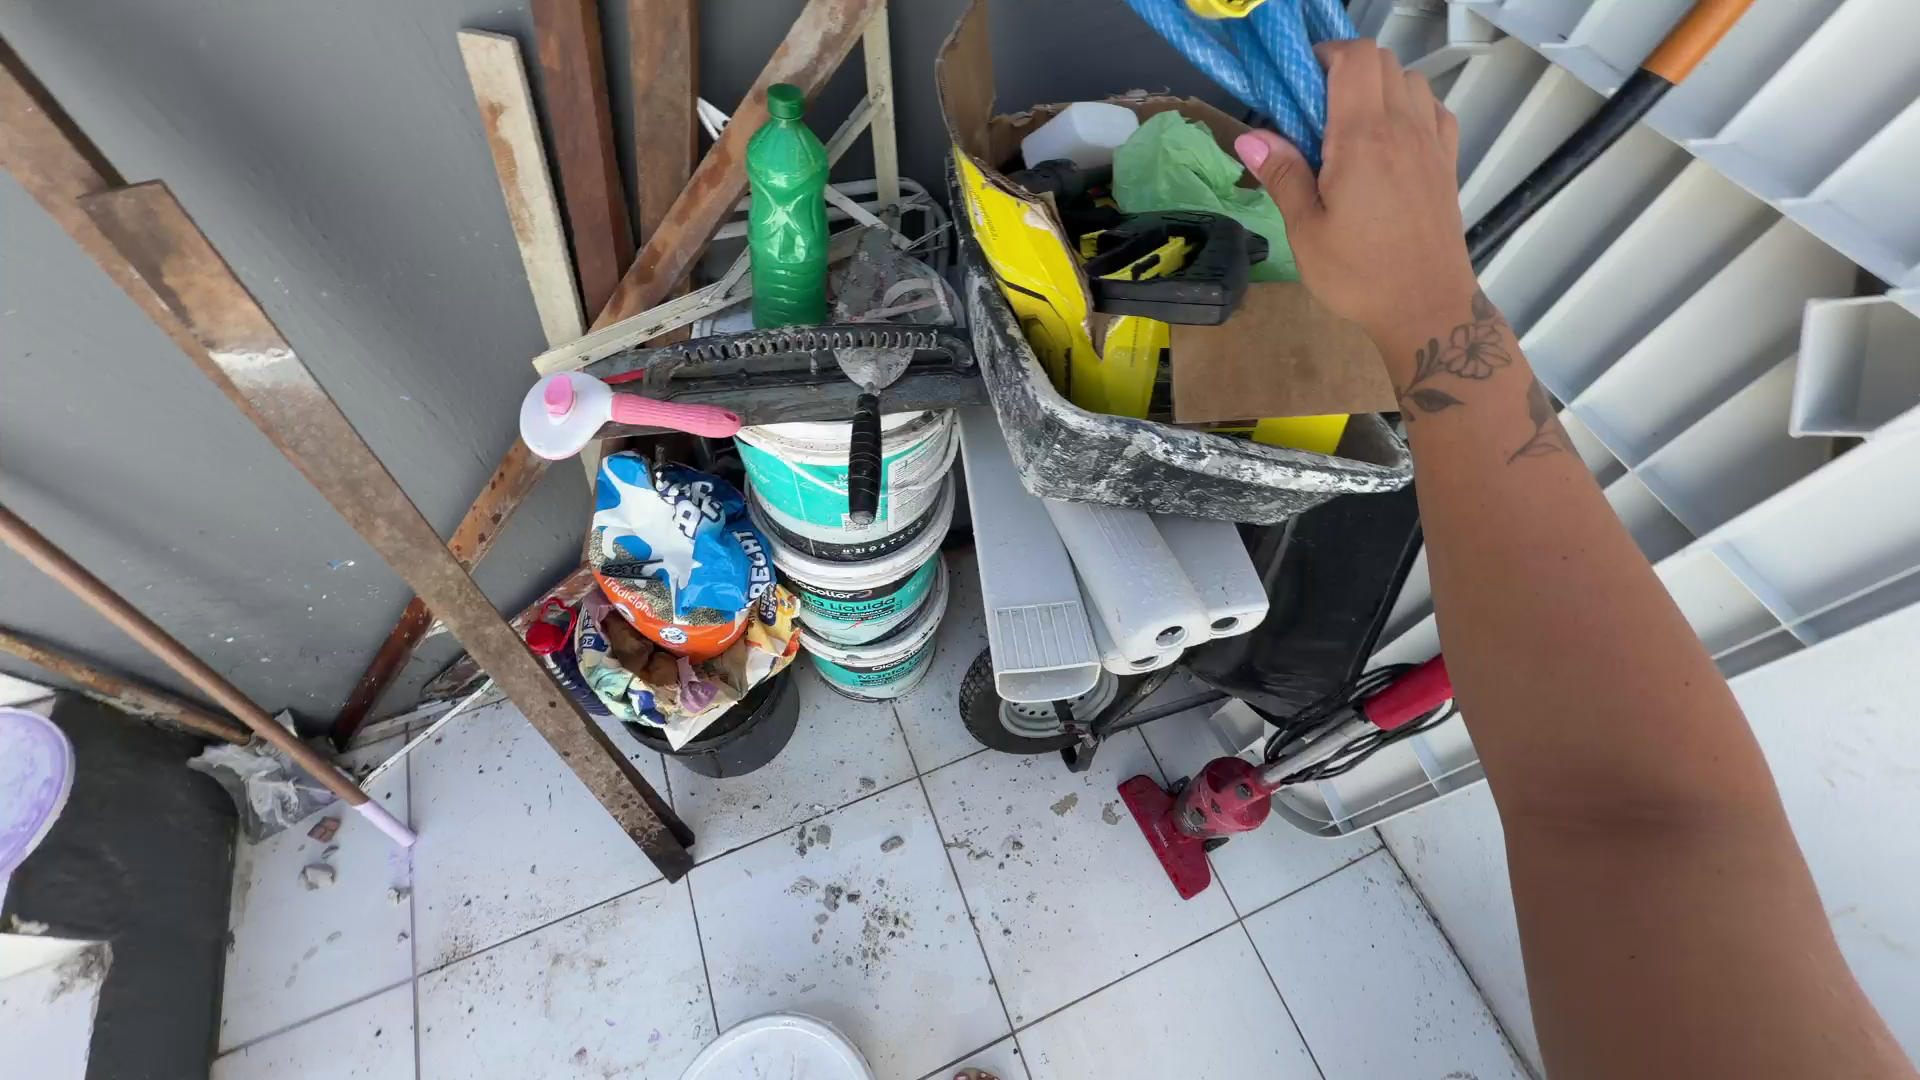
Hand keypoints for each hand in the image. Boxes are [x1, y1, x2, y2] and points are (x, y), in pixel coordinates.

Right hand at [1235, 41, 1475, 347]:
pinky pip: (1431, 109)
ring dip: (1376, 86)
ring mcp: (1431, 141)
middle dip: (1344, 69)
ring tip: (1346, 128)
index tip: (1295, 83)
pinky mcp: (1446, 161)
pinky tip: (1386, 139)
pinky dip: (1406, 106)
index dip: (1323, 56)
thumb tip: (1249, 137)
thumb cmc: (1357, 273)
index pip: (1352, 59)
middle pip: (1381, 61)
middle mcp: (1403, 126)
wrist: (1423, 303)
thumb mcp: (1305, 230)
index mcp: (1362, 138)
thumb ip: (1282, 175)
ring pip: (1408, 80)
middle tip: (1311, 112)